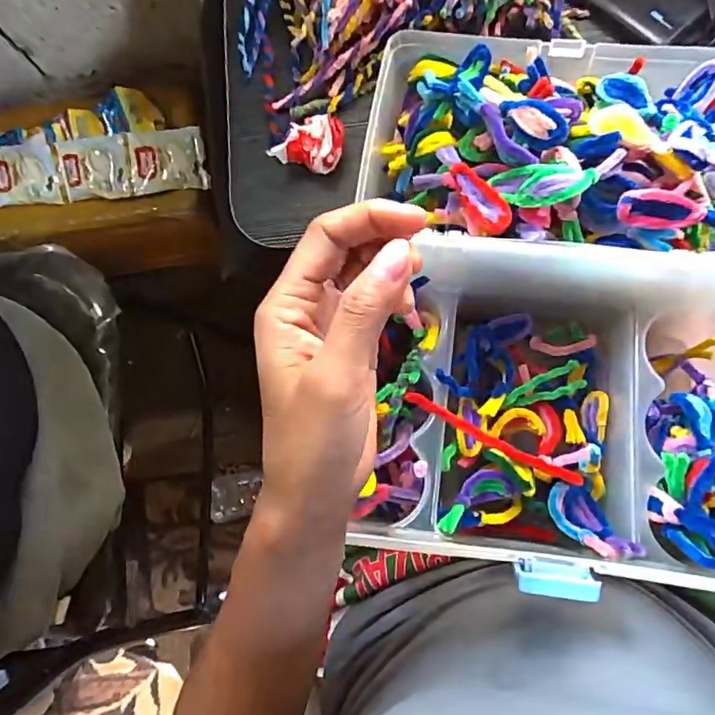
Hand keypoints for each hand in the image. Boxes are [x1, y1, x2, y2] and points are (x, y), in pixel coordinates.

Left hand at [253, 200, 426, 527]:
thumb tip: (400, 252)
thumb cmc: (315, 440)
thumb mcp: (338, 373)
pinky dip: (395, 297)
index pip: (324, 239)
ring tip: (419, 281)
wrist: (317, 495)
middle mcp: (304, 307)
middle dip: (383, 237)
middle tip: (428, 243)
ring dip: (391, 267)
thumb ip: (365, 310)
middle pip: (343, 250)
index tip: (417, 222)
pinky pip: (373, 304)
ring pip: (361, 274)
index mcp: (286, 305)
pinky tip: (410, 310)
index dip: (368, 220)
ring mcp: (328, 326)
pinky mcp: (351, 346)